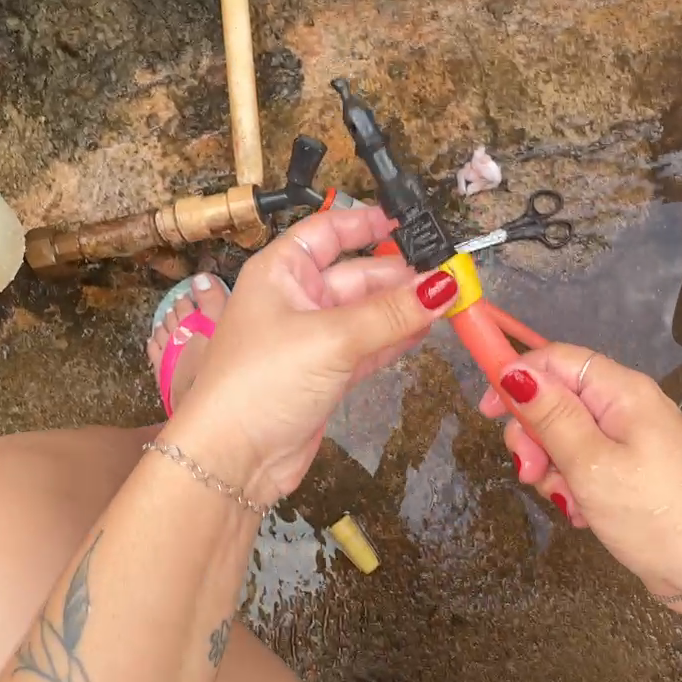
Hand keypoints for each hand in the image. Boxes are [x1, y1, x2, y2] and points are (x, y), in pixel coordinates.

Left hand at [165, 206, 460, 503]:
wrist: (233, 459)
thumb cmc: (264, 380)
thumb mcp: (332, 337)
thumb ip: (392, 313)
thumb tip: (445, 284)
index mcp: (281, 272)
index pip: (326, 232)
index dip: (363, 223)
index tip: (406, 222)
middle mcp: (295, 299)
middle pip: (355, 275)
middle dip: (398, 276)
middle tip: (448, 277)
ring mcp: (312, 338)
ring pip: (366, 313)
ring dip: (402, 309)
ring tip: (448, 302)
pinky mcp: (325, 374)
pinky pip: (367, 346)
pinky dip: (394, 339)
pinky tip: (425, 331)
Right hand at [478, 344, 681, 606]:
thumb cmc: (653, 513)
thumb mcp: (591, 464)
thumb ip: (550, 416)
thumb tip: (512, 371)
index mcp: (621, 391)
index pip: (556, 359)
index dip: (517, 376)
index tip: (488, 412)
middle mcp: (623, 406)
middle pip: (555, 399)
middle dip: (532, 435)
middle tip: (529, 472)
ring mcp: (626, 440)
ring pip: (562, 436)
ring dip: (550, 467)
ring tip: (565, 502)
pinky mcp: (626, 470)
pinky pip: (581, 463)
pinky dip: (571, 485)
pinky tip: (581, 512)